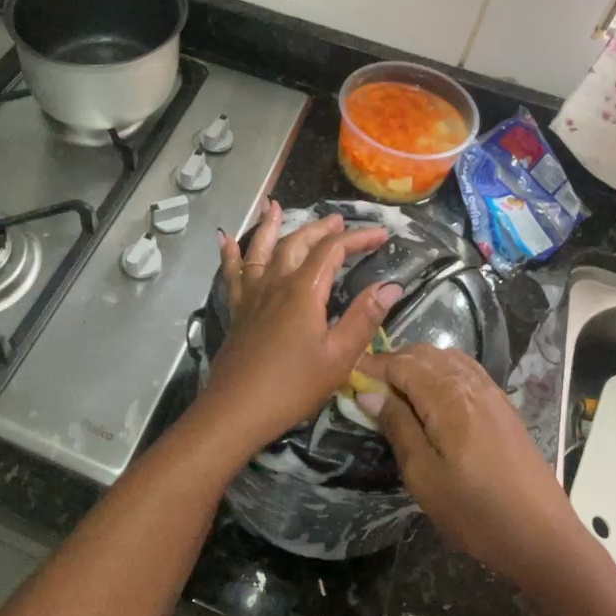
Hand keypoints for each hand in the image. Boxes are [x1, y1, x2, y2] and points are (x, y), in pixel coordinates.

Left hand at [201, 203, 399, 454]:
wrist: (237, 409)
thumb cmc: (293, 386)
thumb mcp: (339, 357)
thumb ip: (364, 317)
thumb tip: (391, 285)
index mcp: (303, 290)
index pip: (332, 250)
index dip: (357, 237)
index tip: (381, 234)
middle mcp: (275, 283)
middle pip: (297, 243)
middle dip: (321, 228)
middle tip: (339, 220)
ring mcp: (252, 295)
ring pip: (261, 249)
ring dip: (270, 226)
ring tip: (274, 206)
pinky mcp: (237, 310)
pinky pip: (233, 273)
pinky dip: (230, 254)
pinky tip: (224, 239)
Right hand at [357, 345, 571, 589]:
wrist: (544, 538)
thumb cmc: (476, 511)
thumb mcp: (423, 475)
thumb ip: (397, 426)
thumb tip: (369, 392)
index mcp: (448, 396)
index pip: (401, 363)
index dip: (372, 366)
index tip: (348, 378)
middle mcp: (471, 383)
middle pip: (424, 353)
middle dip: (393, 362)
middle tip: (369, 388)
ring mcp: (491, 392)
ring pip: (446, 358)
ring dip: (417, 365)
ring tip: (397, 393)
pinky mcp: (503, 406)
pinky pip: (465, 371)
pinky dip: (441, 372)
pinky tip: (433, 397)